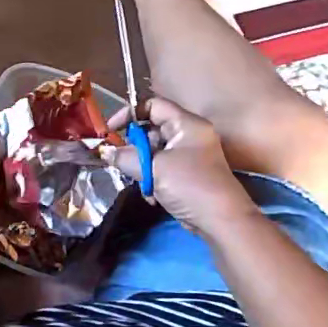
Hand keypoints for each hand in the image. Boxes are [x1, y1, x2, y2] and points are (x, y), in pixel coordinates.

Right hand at [110, 97, 256, 235]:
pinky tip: (153, 195)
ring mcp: (189, 155)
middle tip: (120, 161)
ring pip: (154, 152)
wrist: (222, 221)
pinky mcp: (187, 174)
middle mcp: (189, 135)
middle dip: (134, 147)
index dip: (129, 113)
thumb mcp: (154, 169)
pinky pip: (161, 168)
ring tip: (140, 182)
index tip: (110, 130)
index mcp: (187, 124)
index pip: (153, 105)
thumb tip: (105, 152)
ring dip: (141, 167)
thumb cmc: (190, 186)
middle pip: (151, 130)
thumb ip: (126, 157)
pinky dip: (152, 179)